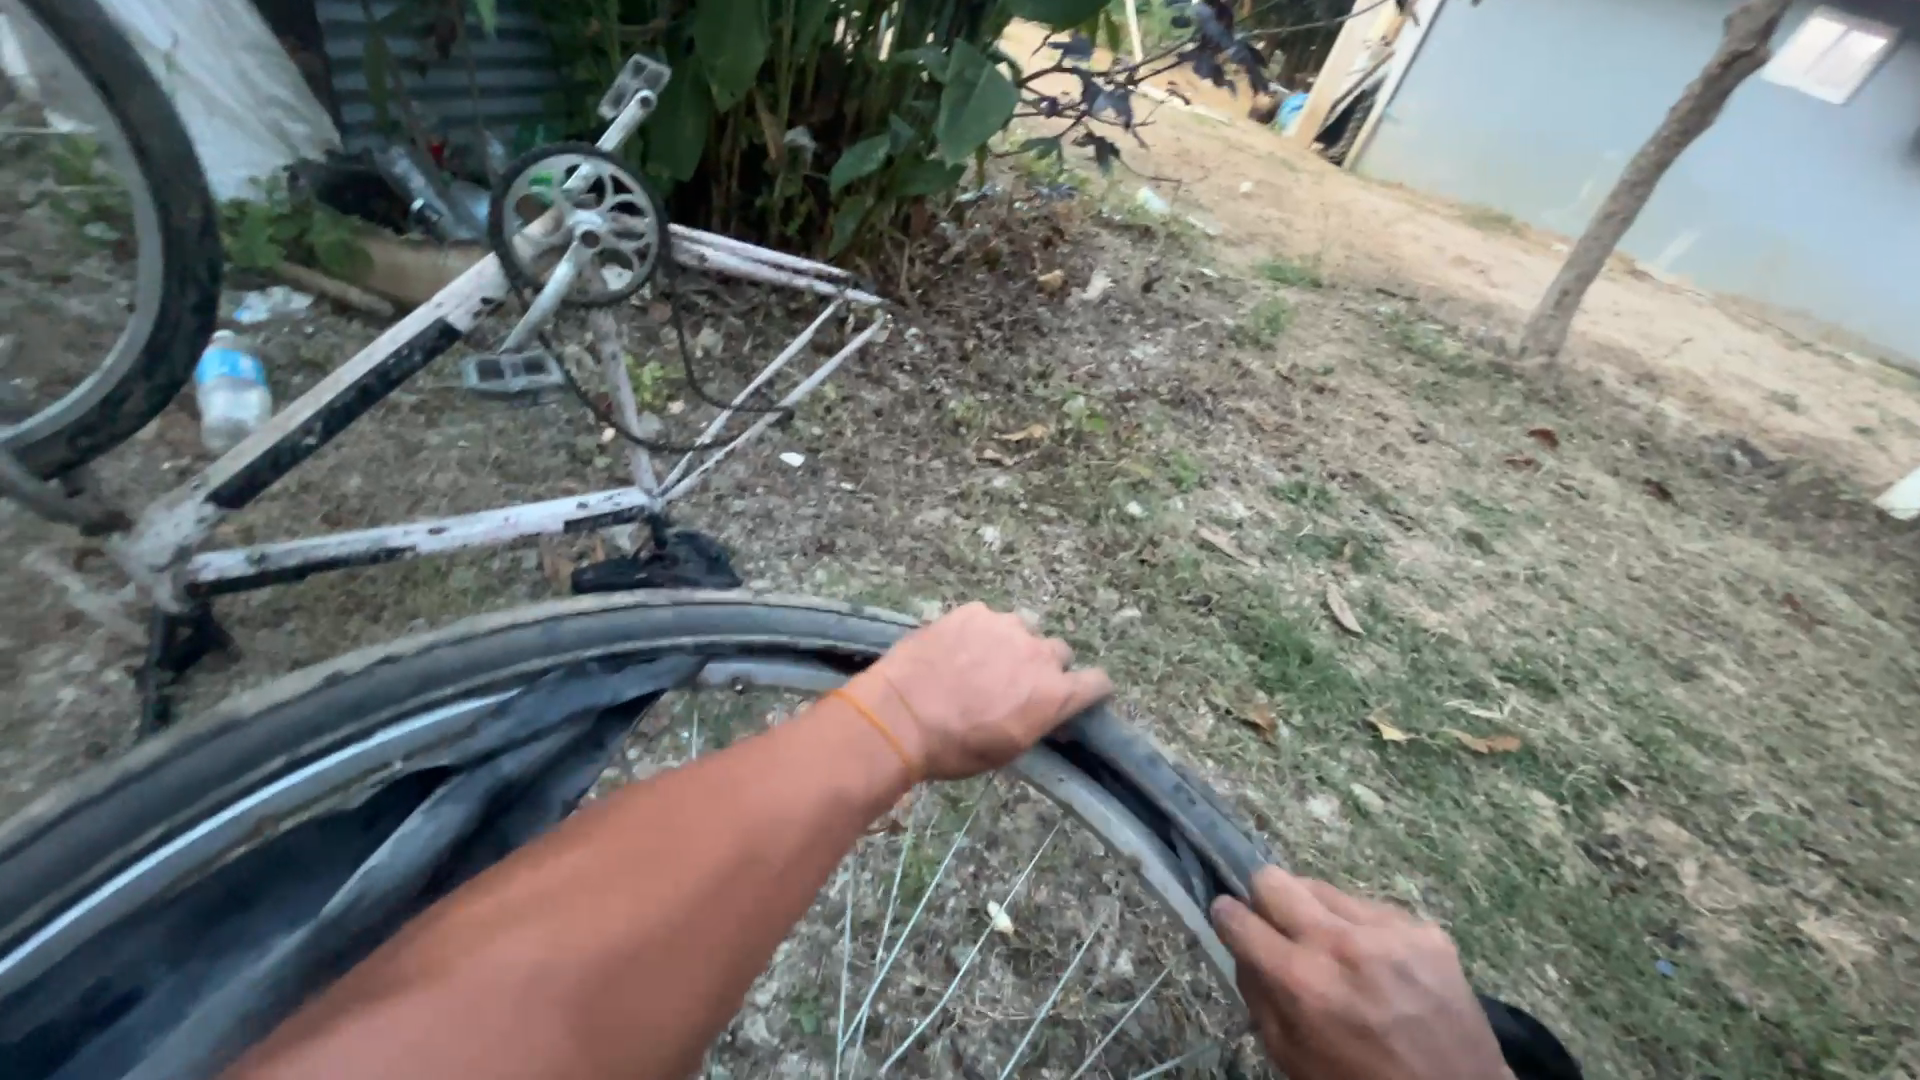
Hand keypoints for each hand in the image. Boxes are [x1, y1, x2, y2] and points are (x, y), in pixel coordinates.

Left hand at [849, 603, 1111, 780]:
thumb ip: (1039, 722)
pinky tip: (956, 648)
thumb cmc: (955, 747)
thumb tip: (1053, 716)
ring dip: (1012, 644)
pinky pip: (987, 618)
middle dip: (1045, 666)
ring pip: (1023, 629)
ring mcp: (1005, 626)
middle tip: (1016, 682)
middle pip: (1059, 652)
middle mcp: (1038, 653)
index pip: (1098, 682)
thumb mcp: (1008, 750)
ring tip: (982, 661)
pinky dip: (979, 631)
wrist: (900, 716)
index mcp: (1054, 693)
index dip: (1090, 689)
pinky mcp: (973, 611)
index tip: (1078, 695)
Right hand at [1212, 867, 1512, 1079]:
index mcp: (1301, 981)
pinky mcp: (1423, 928)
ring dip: (1316, 914)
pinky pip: (1369, 907)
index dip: (1226, 916)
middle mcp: (1339, 943)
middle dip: (1264, 899)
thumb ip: (1256, 993)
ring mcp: (1386, 931)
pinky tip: (1378, 963)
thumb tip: (1241, 943)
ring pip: (1320, 887)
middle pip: (1272, 878)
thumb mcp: (1289, 1057)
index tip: (1229, 919)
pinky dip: (1361, 929)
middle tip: (1277, 926)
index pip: (1236, 916)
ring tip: (1336, 950)